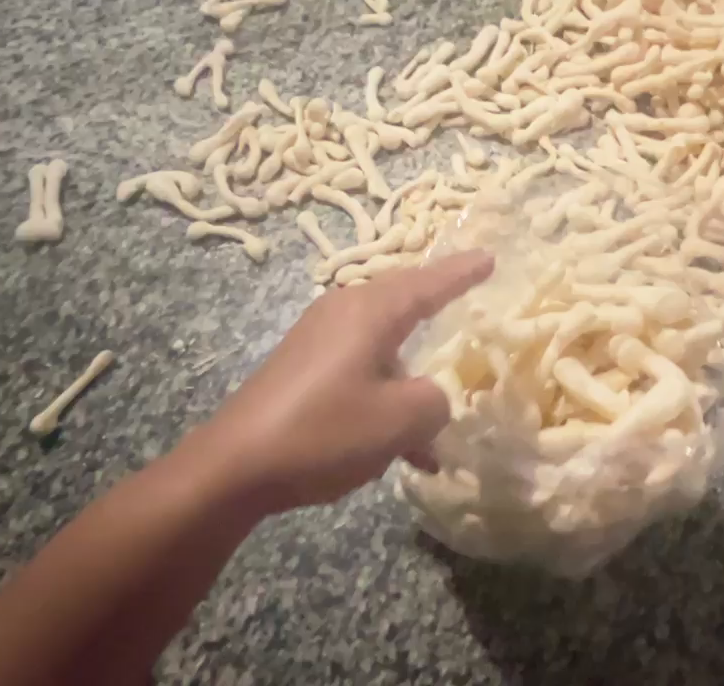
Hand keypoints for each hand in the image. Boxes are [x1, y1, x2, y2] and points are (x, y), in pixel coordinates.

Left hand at [200, 251, 493, 514]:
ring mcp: (320, 337)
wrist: (234, 466)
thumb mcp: (398, 421)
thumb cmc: (324, 431)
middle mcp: (345, 311)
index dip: (462, 273)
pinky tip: (398, 447)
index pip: (428, 283)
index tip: (489, 257)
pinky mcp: (304, 366)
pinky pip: (360, 365)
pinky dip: (385, 393)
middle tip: (468, 295)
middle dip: (436, 304)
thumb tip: (433, 397)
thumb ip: (434, 402)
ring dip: (411, 375)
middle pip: (403, 300)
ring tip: (436, 418)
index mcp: (371, 311)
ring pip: (383, 341)